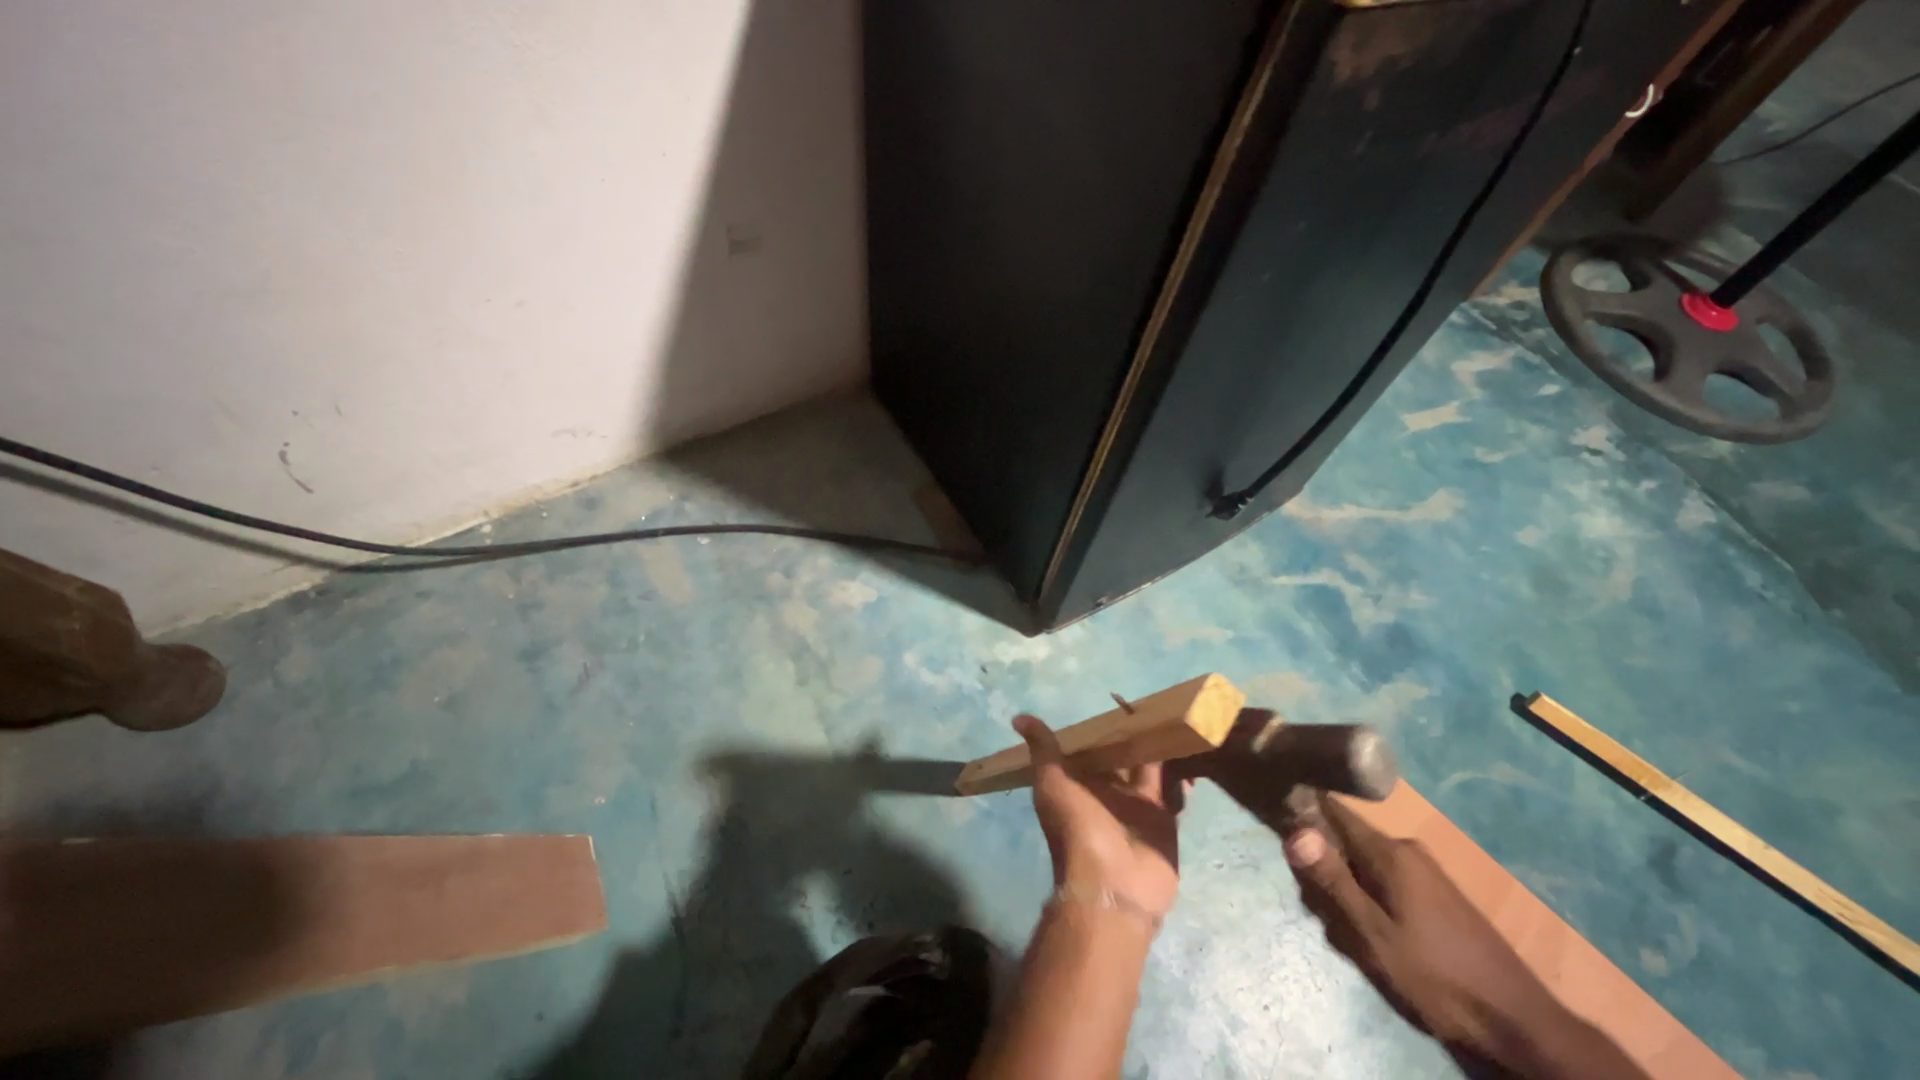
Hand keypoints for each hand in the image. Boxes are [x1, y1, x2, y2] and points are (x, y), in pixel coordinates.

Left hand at [1013, 714, 1179, 919]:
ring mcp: (1139, 806)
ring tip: (1183, 720)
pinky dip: (1184, 775)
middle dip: (1139, 735)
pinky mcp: (1165, 820)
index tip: (1125, 701)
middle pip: (1127, 756)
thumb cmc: (1078, 829)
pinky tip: (1195, 750)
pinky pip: (1175, 792)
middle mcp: (1110, 791)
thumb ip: (1043, 751)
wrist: (1112, 885)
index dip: (1106, 727)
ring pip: (1153, 770)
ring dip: (1164, 750)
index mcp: (1082, 781)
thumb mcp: (1053, 784)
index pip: (1095, 747)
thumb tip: (1019, 718)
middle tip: (1163, 705)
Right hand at [1283, 798, 1570, 1071]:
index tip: (1280, 834)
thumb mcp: (1372, 934)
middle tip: (1327, 918)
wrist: (1514, 1019)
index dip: (1303, 815)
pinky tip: (1379, 942)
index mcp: (1392, 852)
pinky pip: (1385, 886)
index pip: (1334, 812)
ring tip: (1357, 941)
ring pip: (1363, 870)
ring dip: (1349, 898)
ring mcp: (1425, 873)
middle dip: (1327, 876)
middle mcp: (1409, 851)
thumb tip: (1294, 832)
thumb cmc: (1435, 976)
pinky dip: (1371, 907)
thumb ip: (1332, 882)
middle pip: (1346, 845)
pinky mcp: (1435, 897)